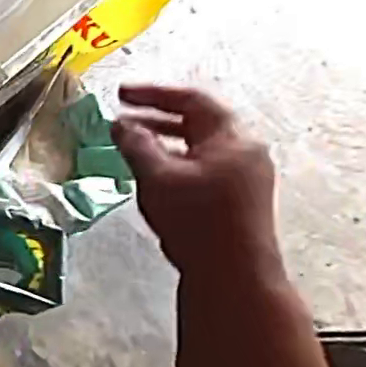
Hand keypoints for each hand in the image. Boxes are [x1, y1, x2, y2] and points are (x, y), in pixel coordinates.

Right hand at [112, 84, 280, 274]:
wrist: (233, 273)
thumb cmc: (196, 220)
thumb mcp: (157, 177)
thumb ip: (137, 145)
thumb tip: (121, 125)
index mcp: (230, 138)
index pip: (192, 100)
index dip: (154, 93)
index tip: (122, 93)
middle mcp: (244, 150)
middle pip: (198, 120)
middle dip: (156, 115)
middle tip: (123, 115)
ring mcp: (244, 174)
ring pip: (199, 143)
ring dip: (164, 138)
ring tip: (131, 141)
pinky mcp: (238, 195)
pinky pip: (202, 163)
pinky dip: (174, 157)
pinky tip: (152, 170)